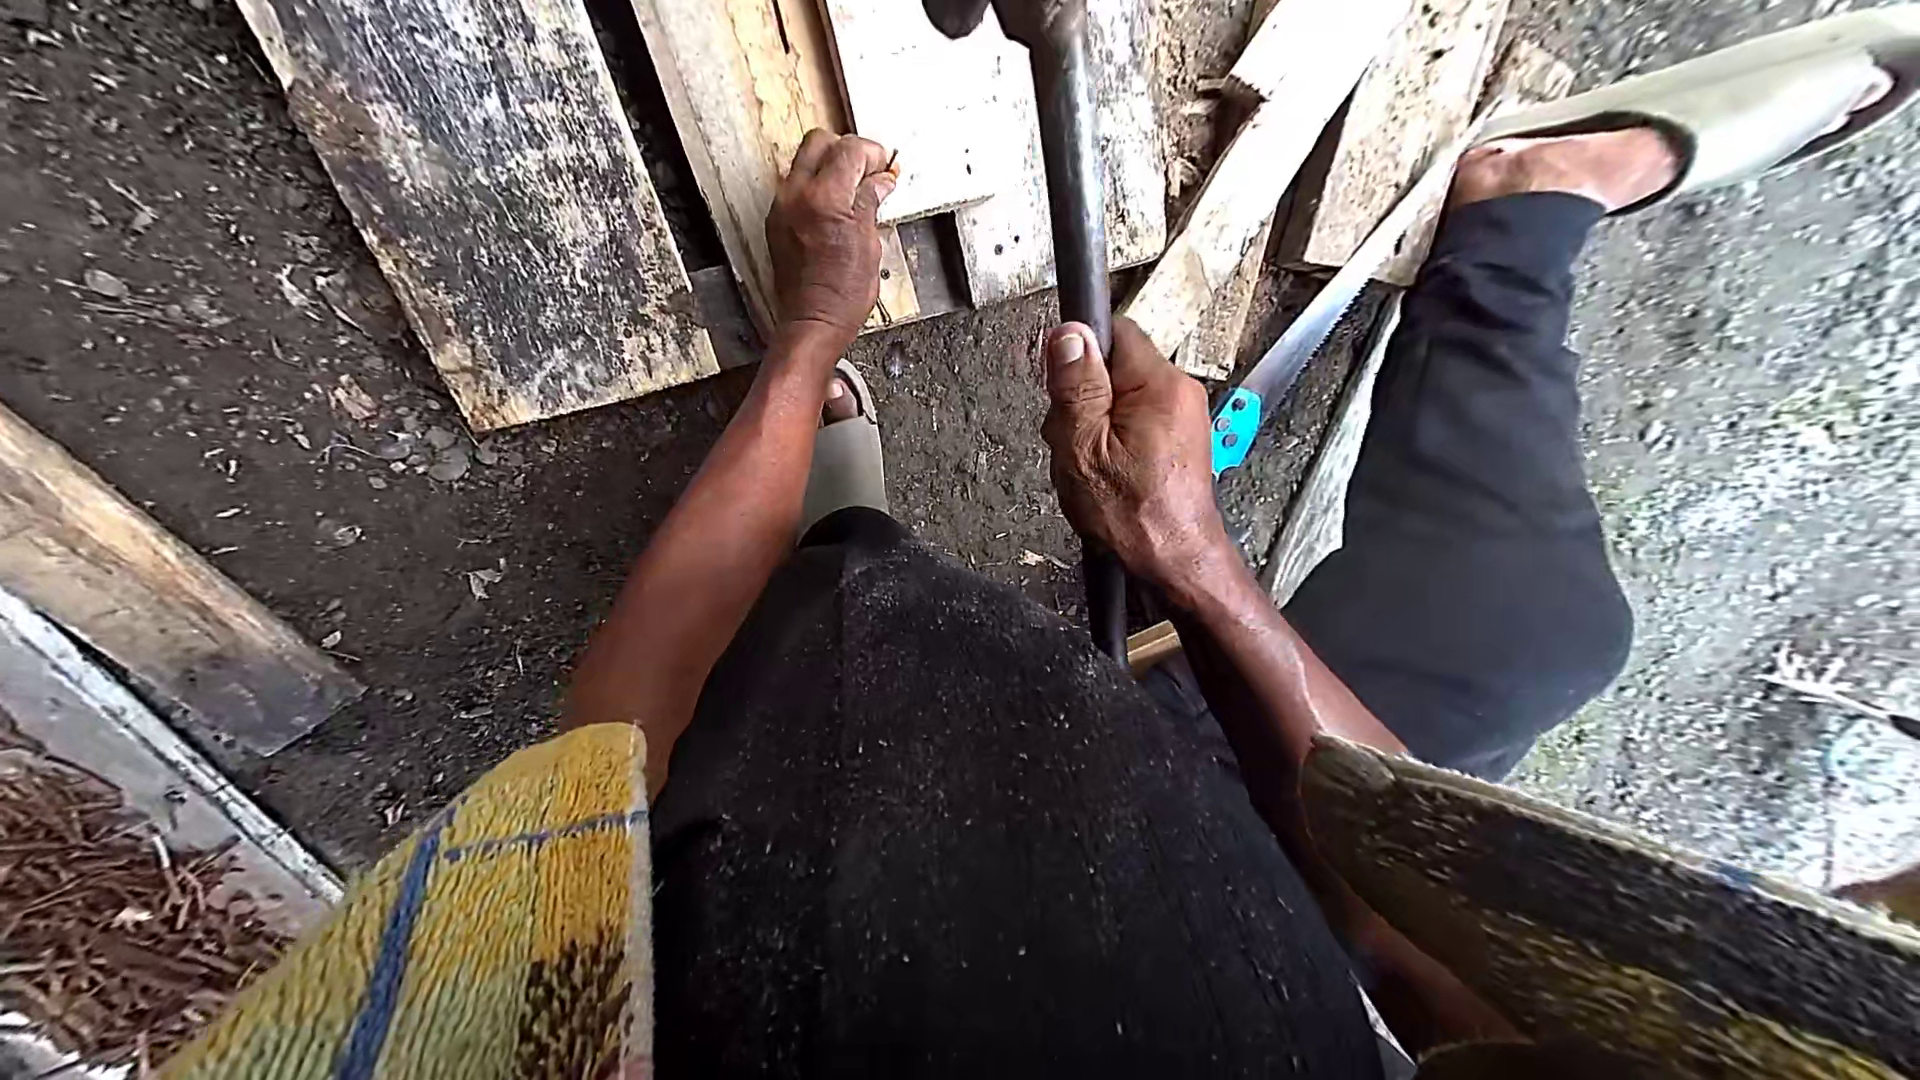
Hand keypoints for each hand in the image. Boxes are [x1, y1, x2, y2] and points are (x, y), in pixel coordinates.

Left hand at [767, 130, 896, 342]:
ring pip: (804, 162)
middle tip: (868, 172)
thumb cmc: (841, 298)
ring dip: (830, 168)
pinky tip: (834, 209)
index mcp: (825, 199)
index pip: (849, 150)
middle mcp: (797, 196)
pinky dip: (816, 188)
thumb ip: (870, 205)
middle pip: (820, 143)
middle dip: (847, 151)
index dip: (873, 154)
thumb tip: (879, 183)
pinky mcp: (776, 221)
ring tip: (852, 192)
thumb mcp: (869, 247)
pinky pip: (795, 187)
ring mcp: (782, 207)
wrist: (813, 323)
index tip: (884, 167)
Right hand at [1042, 317, 1230, 595]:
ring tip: (1091, 468)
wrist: (1173, 560)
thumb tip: (1068, 333)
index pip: (1113, 332)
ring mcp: (1179, 417)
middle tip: (1074, 444)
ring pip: (1115, 401)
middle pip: (1110, 371)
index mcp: (1158, 386)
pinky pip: (1129, 424)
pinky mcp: (1174, 438)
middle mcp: (1178, 393)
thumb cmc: (1135, 516)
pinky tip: (1105, 475)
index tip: (1063, 390)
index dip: (1078, 357)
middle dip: (1080, 404)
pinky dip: (1108, 445)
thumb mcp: (1084, 447)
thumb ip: (1075, 388)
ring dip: (1091, 429)